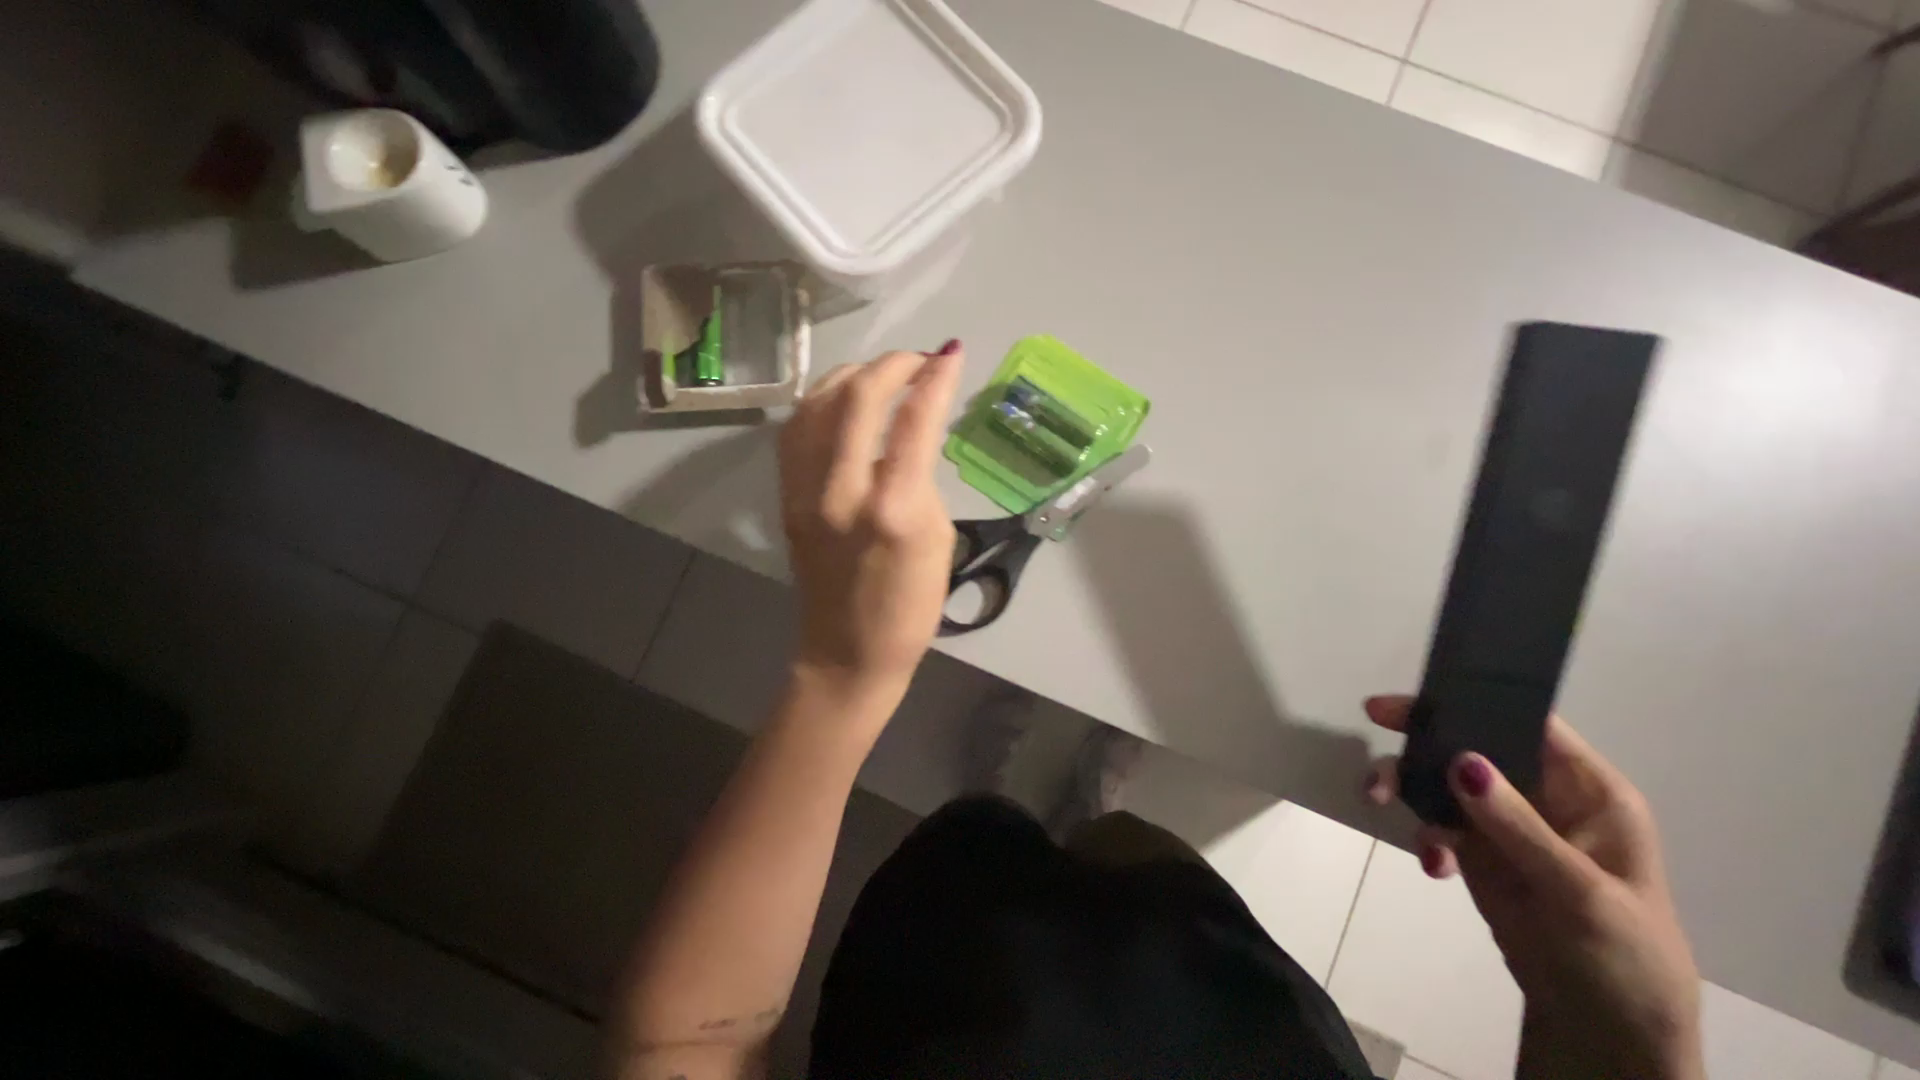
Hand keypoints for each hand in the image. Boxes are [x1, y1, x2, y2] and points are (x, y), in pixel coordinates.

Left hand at [778, 342, 963, 695]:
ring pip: (818, 404)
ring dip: (852, 375)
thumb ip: (922, 476)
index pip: (915, 419)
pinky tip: (841, 398)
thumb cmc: (909, 606)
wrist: (846, 652)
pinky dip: (820, 401)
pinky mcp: (786, 498)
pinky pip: (796, 430)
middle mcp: (843, 491)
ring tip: (880, 373)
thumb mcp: (937, 537)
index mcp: (894, 508)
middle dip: (893, 364)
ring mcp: (806, 492)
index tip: (950, 353)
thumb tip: (916, 427)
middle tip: (917, 361)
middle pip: (859, 398)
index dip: (936, 377)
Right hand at [1363, 696, 1704, 1079]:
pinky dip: (1425, 835)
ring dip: (1411, 788)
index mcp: (1590, 792)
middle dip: (1425, 742)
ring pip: (1447, 782)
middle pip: (1475, 745)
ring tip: (1378, 800)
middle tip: (1375, 725)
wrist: (1606, 1032)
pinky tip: (1432, 866)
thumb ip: (1518, 826)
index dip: (1476, 703)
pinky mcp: (1481, 855)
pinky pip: (1438, 823)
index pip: (1530, 725)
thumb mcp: (1579, 892)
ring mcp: (1509, 826)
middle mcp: (1546, 797)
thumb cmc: (1623, 957)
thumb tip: (1464, 761)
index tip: (1416, 699)